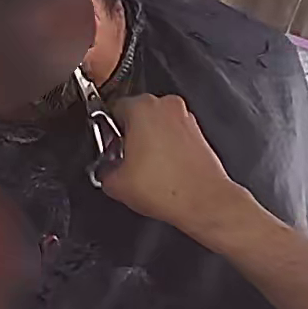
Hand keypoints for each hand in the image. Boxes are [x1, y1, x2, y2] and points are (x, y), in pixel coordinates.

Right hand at [101, 94, 256, 240]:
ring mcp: (185, 118)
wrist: (204, 202)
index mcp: (142, 108)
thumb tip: (106, 170)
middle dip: (127, 134)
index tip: (106, 146)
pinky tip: (160, 169)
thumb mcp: (115, 183)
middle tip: (122, 158)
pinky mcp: (198, 133)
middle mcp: (166, 106)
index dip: (105, 130)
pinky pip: (173, 133)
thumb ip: (103, 170)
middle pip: (136, 113)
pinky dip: (166, 146)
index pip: (112, 108)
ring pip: (156, 123)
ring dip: (147, 140)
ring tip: (142, 167)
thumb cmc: (168, 188)